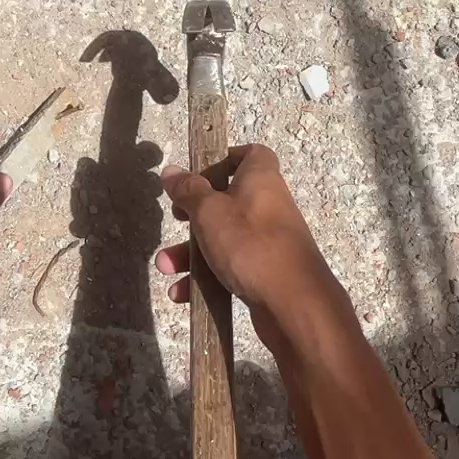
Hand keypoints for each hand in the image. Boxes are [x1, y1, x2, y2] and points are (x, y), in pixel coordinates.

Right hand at [154, 145, 340, 327]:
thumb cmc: (249, 243)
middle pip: (226, 200)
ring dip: (190, 252)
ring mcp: (267, 241)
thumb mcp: (209, 211)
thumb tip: (170, 171)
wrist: (293, 303)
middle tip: (176, 219)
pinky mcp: (263, 272)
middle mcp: (267, 207)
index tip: (199, 170)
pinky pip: (228, 268)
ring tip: (165, 266)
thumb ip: (188, 191)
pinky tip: (182, 293)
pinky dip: (205, 278)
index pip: (251, 154)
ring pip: (222, 238)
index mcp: (260, 180)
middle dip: (193, 214)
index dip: (225, 157)